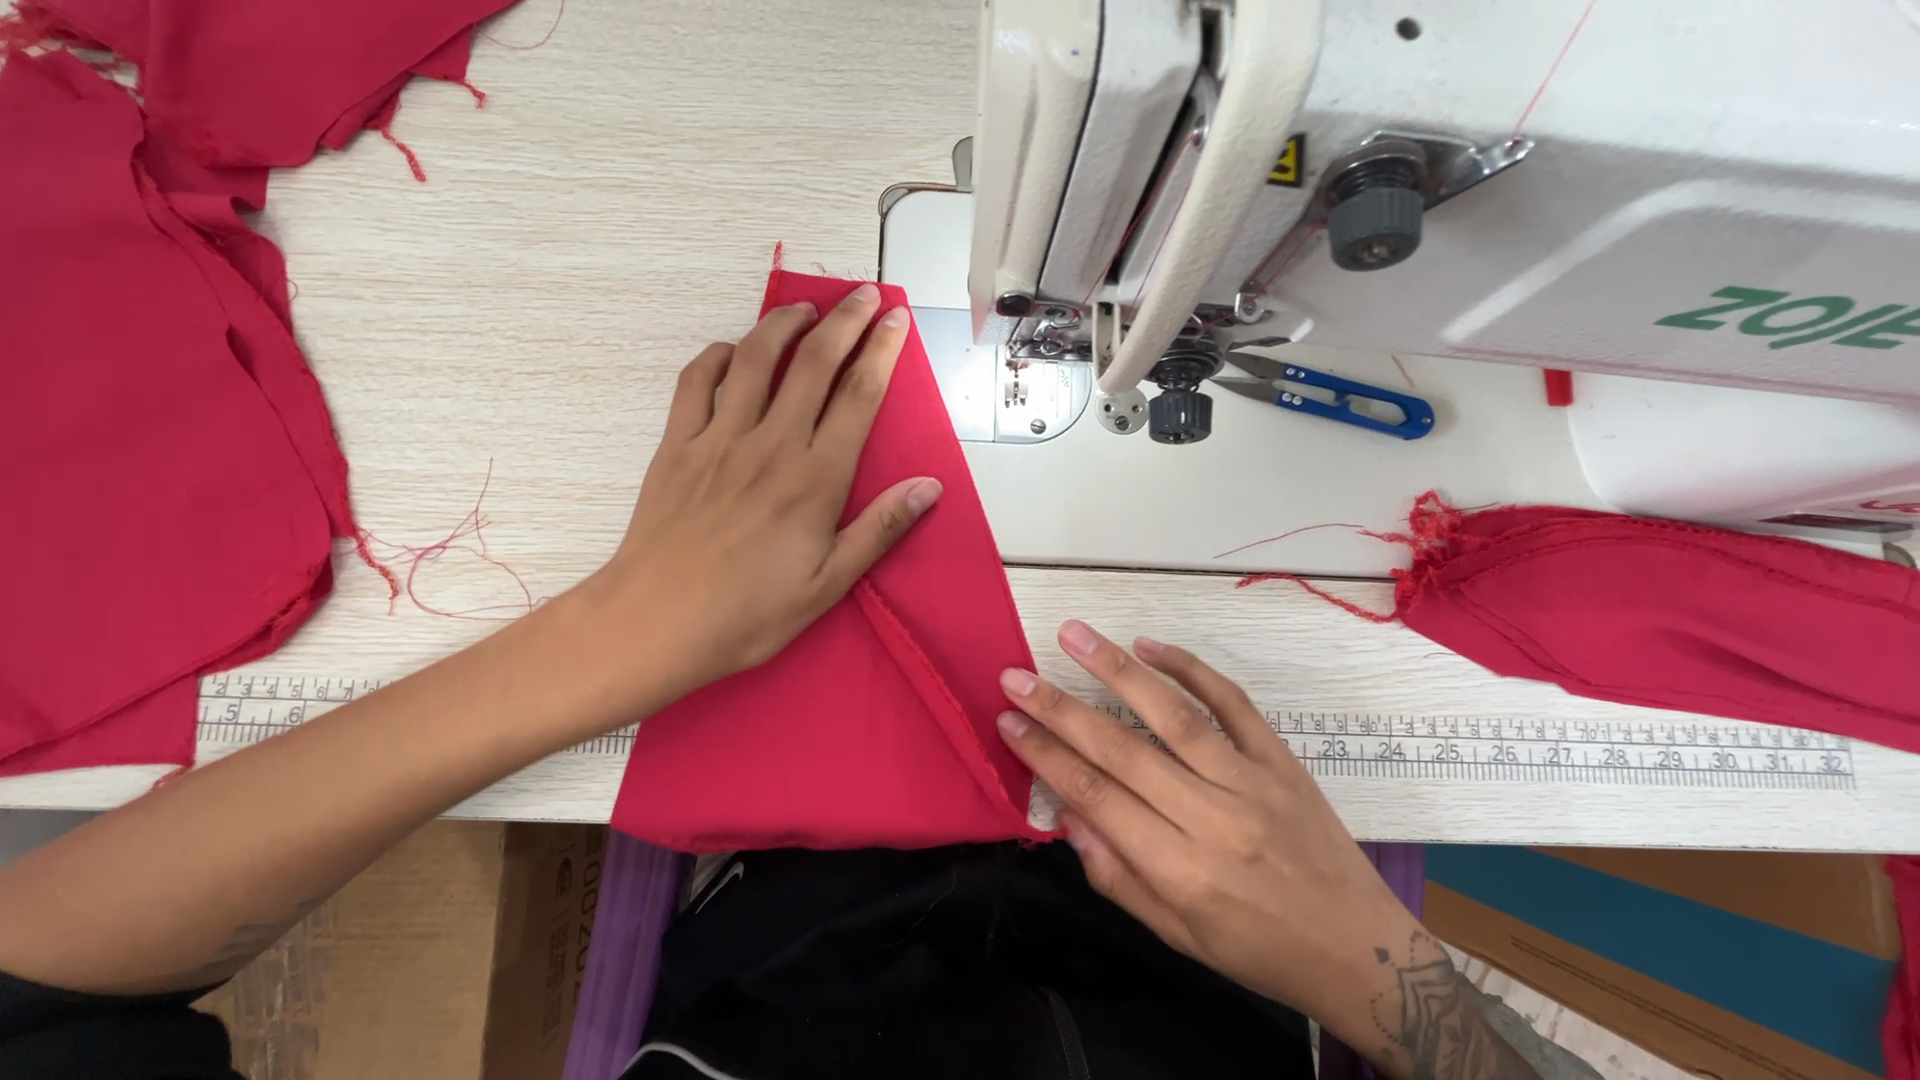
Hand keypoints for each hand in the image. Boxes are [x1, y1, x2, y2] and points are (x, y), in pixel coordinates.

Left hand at [585, 284, 940, 701]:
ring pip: (755, 359)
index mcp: (815, 478)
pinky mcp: (677, 445)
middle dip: (844, 321)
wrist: (657, 622)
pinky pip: (696, 381)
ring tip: (806, 308)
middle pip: (813, 363)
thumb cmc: (749, 613)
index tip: (895, 321)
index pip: (858, 397)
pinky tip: (732, 350)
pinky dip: (717, 355)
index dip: (881, 352)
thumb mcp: (829, 584)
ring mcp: (719, 439)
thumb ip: (880, 529)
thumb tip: (929, 487)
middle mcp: (770, 445)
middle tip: (865, 294)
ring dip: (784, 324)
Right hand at [993, 622, 1422, 1031]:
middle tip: (1015, 676)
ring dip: (1117, 671)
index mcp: (1180, 869)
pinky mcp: (1280, 760)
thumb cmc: (1258, 951)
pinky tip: (1151, 645)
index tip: (1007, 722)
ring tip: (1074, 635)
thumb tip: (1064, 814)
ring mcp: (1251, 782)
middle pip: (1122, 751)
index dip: (1045, 756)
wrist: (1360, 951)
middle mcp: (1212, 818)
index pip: (1096, 797)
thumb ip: (1116, 876)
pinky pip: (1233, 704)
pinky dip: (1191, 669)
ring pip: (1173, 715)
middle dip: (1060, 709)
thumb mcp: (1177, 935)